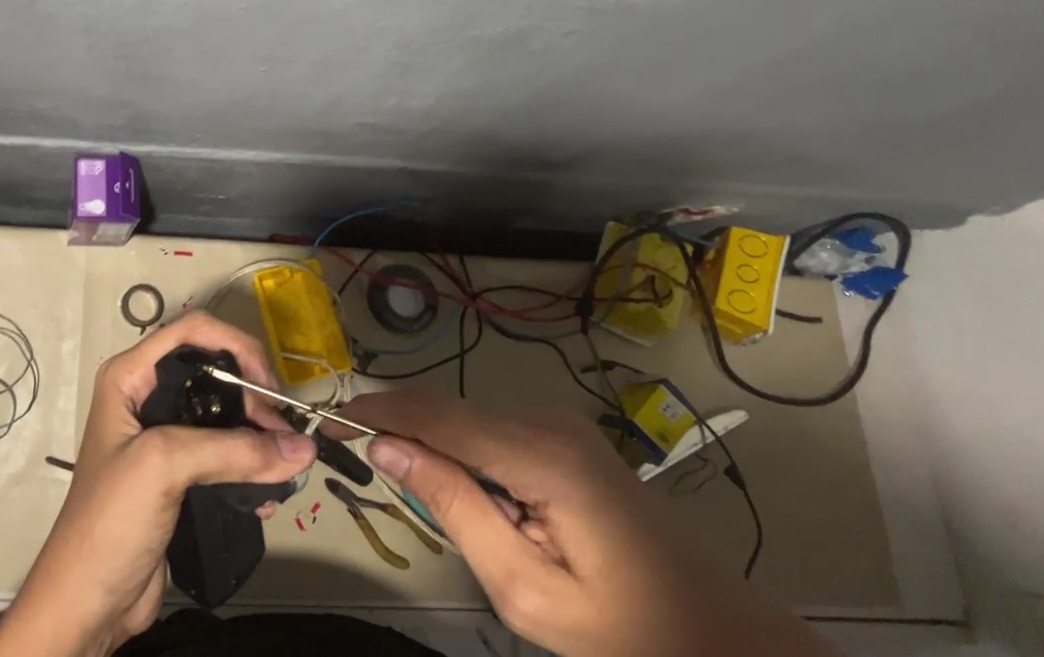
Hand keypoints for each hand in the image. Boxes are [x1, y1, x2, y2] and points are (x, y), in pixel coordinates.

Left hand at [0, 313, 317, 656]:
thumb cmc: (111, 518)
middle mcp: (148, 397)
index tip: (270, 385)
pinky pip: (228, 455)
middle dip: (255, 400)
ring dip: (259, 437)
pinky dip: (252, 467)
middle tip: (285, 438)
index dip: (236, 346)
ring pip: (226, 416)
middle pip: (216, 374)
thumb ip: (233, 450)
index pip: (192, 332)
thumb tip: (302, 448)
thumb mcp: (164, 466)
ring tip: (285, 469)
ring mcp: (165, 436)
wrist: (88, 598)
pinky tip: (268, 495)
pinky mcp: (181, 475)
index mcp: (130, 376)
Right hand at [336, 389, 840, 656]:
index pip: (433, 413)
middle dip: (395, 431)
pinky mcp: (563, 436)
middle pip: (443, 410)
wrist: (721, 637)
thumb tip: (384, 446)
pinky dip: (458, 454)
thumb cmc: (625, 631)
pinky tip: (471, 502)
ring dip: (429, 448)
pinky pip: (487, 431)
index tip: (322, 423)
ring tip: (426, 504)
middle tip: (352, 464)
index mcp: (542, 456)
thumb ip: (452, 508)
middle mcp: (547, 421)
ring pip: (461, 419)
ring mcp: (559, 424)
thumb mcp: (525, 588)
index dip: (373, 411)